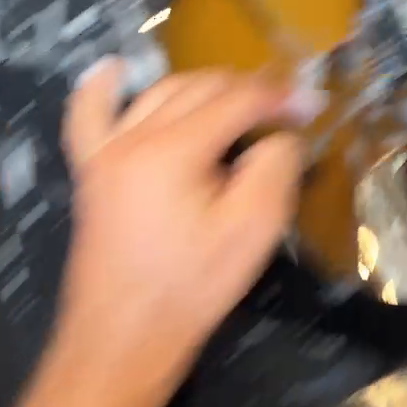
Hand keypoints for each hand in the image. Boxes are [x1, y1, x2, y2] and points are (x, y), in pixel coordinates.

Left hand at [52, 60, 314, 403]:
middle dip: (251, 89)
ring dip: (206, 86)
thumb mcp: (258, 223)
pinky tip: (112, 68)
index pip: (239, 100)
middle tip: (289, 108)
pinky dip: (100, 88)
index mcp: (172, 150)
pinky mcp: (92, 174)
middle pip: (201, 87)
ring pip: (161, 92)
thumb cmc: (196, 282)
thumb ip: (276, 162)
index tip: (316, 105)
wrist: (125, 339)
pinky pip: (89, 118)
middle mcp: (132, 139)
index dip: (283, 97)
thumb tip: (279, 134)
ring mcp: (105, 154)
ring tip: (244, 98)